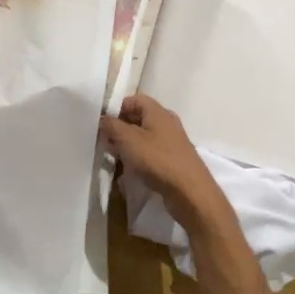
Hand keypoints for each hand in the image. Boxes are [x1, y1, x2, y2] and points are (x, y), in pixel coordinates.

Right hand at [101, 95, 225, 225]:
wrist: (191, 194)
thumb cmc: (158, 160)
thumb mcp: (127, 139)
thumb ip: (111, 125)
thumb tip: (103, 119)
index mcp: (158, 112)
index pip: (133, 99)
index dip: (116, 108)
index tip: (103, 122)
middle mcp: (167, 124)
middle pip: (138, 118)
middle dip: (120, 128)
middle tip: (106, 141)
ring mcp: (172, 143)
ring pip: (143, 137)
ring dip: (128, 145)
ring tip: (115, 157)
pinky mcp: (174, 161)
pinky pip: (151, 154)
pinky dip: (139, 159)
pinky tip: (129, 171)